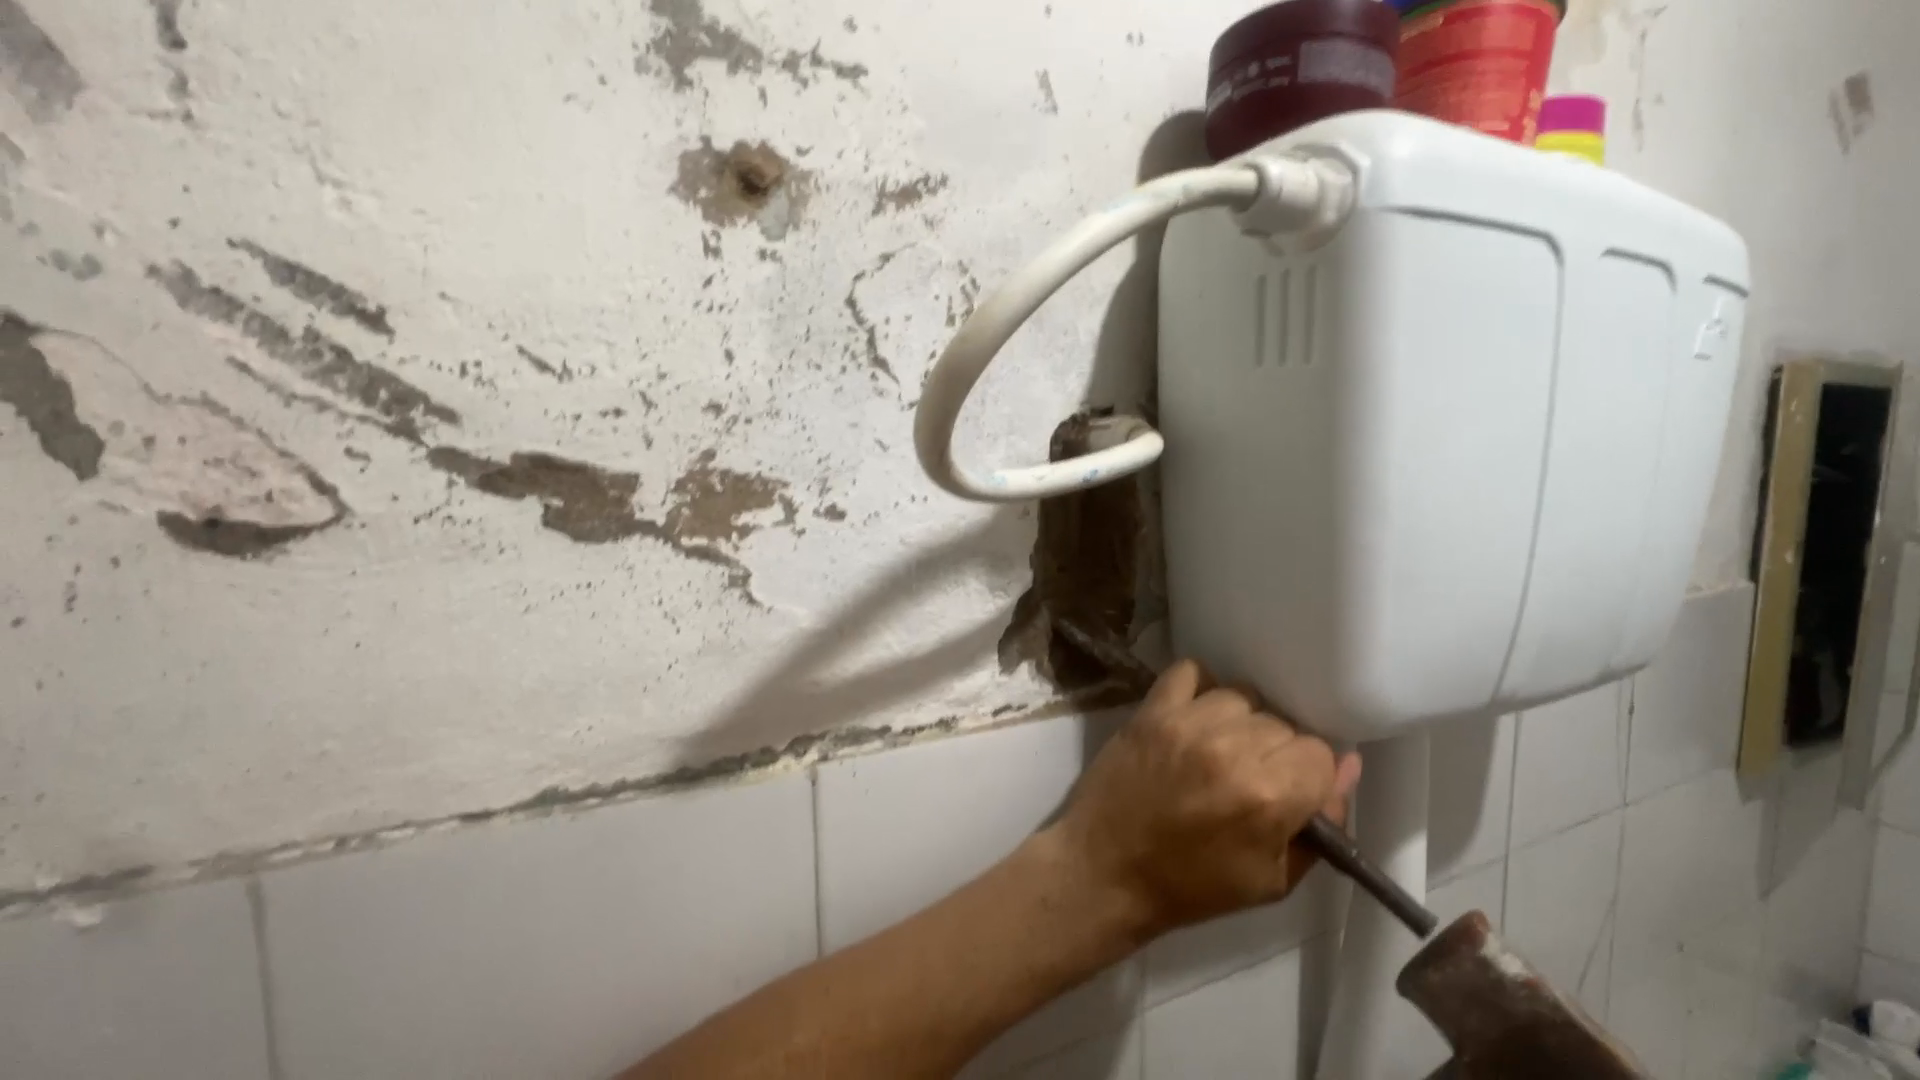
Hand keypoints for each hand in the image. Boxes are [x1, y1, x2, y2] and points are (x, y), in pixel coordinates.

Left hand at [1048, 659, 1361, 937]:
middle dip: (1276, 752)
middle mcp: (1232, 749)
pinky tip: (1195, 719)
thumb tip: (1347, 766)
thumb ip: (1322, 823)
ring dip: (1240, 721)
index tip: (1287, 795)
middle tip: (1248, 780)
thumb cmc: (1191, 887)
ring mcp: (1187, 723)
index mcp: (1270, 796)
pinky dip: (1199, 689)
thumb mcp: (1273, 879)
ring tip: (1219, 750)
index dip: (1309, 776)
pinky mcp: (1151, 710)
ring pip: (1242, 696)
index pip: (1320, 752)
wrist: (1104, 870)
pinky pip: (1191, 671)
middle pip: (1283, 723)